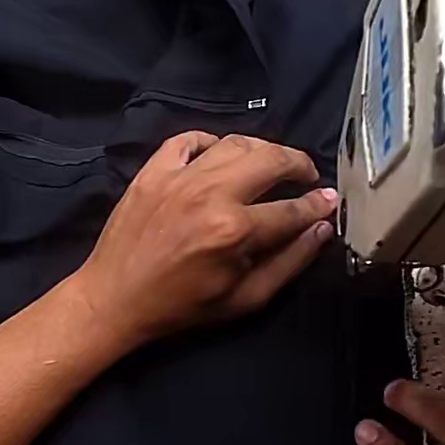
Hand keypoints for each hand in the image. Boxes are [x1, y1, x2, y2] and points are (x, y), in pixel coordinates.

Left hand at [67, 131, 337, 350]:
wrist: (114, 299)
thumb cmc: (183, 306)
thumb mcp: (246, 299)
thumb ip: (290, 262)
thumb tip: (322, 228)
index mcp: (235, 230)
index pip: (292, 209)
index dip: (318, 203)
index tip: (330, 199)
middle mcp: (211, 194)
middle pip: (271, 159)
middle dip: (298, 163)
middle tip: (306, 174)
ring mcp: (179, 177)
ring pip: (235, 142)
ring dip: (262, 149)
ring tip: (271, 163)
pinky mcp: (153, 170)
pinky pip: (188, 139)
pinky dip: (210, 141)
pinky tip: (219, 154)